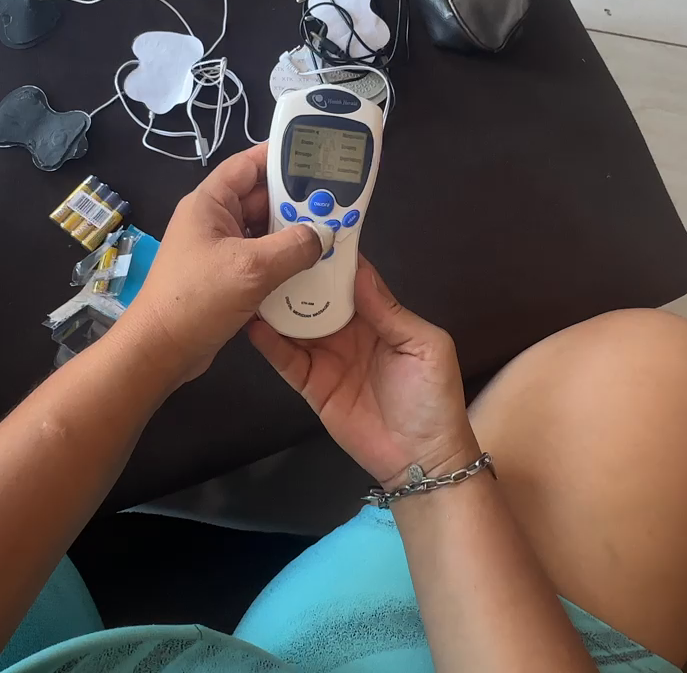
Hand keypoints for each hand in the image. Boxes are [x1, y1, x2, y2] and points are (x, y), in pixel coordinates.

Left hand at [121, 144, 323, 384]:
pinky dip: (285, 256)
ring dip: (293, 231)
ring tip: (331, 230)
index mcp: (210, 202)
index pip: (249, 164)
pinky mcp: (226, 274)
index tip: (317, 157)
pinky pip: (262, 254)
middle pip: (261, 197)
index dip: (281, 157)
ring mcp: (220, 248)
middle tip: (336, 201)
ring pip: (264, 228)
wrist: (161, 351)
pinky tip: (311, 262)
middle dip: (296, 199)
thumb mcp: (251, 268)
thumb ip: (293, 247)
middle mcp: (214, 219)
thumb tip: (322, 235)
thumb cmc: (196, 299)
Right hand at [248, 260, 477, 488]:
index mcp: (379, 315)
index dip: (334, 254)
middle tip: (270, 246)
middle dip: (298, 273)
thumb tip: (359, 271)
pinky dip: (268, 341)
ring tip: (253, 277)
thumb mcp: (424, 346)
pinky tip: (252, 322)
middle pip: (317, 294)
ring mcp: (326, 355)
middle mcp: (348, 329)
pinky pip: (285, 359)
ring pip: (296, 321)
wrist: (421, 460)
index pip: (352, 277)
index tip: (311, 227)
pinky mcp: (310, 383)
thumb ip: (389, 310)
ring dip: (277, 301)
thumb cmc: (434, 398)